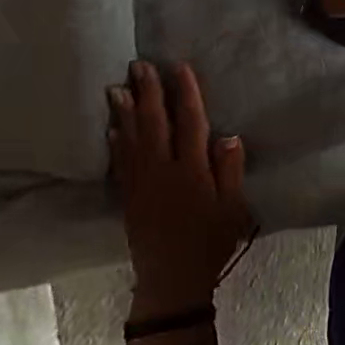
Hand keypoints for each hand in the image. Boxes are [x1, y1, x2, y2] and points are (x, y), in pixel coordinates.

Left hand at [108, 61, 250, 319]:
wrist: (173, 278)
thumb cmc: (211, 240)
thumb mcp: (232, 207)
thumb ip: (229, 170)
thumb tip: (227, 136)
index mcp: (191, 171)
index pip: (189, 123)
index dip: (185, 93)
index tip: (179, 68)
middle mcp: (163, 170)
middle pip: (154, 123)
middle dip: (148, 93)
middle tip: (139, 65)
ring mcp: (141, 183)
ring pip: (131, 138)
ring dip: (124, 111)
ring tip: (117, 87)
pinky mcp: (129, 196)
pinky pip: (120, 162)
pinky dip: (115, 142)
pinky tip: (111, 128)